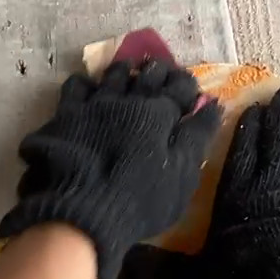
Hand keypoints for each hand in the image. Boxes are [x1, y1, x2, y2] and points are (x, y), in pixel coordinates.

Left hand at [0, 60, 222, 278]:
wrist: (80, 208)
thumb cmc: (140, 198)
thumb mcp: (182, 175)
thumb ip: (197, 137)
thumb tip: (214, 104)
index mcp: (160, 114)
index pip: (180, 88)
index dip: (187, 84)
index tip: (191, 86)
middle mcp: (128, 100)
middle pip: (147, 75)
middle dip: (158, 71)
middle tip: (162, 70)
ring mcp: (94, 104)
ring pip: (112, 75)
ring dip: (124, 70)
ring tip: (128, 70)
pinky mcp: (65, 114)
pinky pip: (76, 86)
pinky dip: (86, 83)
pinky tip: (88, 87)